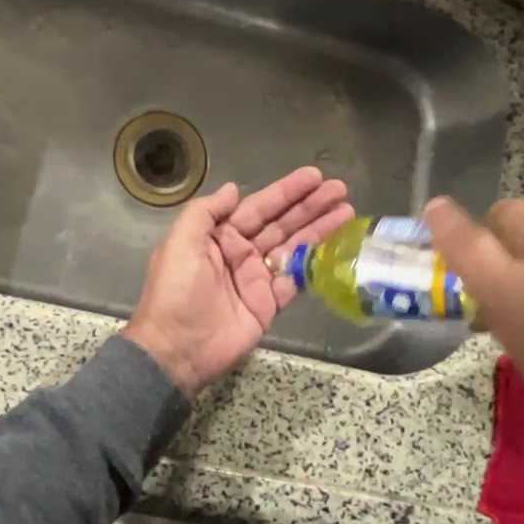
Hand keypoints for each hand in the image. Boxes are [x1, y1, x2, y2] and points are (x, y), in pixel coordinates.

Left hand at [122, 167, 352, 396]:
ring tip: (348, 211)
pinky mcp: (269, 304)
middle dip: (310, 206)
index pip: (258, 207)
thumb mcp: (180, 243)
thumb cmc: (176, 291)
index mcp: (218, 236)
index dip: (286, 192)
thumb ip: (206, 212)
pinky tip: (337, 248)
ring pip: (294, 247)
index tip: (314, 176)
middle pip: (281, 223)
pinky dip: (315, 263)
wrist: (176, 347)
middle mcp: (240, 252)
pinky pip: (296, 279)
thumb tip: (234, 189)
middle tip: (340, 190)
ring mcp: (256, 278)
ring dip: (319, 229)